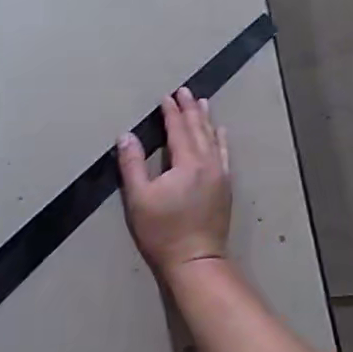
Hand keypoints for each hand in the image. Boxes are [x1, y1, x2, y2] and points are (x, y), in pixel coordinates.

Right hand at [117, 87, 231, 272]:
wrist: (197, 260)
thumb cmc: (163, 231)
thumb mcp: (139, 199)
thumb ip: (132, 164)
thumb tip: (126, 135)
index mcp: (187, 163)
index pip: (178, 129)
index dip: (171, 112)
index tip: (165, 96)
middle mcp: (208, 164)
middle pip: (199, 129)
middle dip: (190, 109)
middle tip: (184, 91)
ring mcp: (221, 175)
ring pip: (214, 139)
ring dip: (206, 120)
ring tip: (203, 102)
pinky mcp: (226, 187)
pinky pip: (225, 154)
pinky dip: (221, 140)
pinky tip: (221, 133)